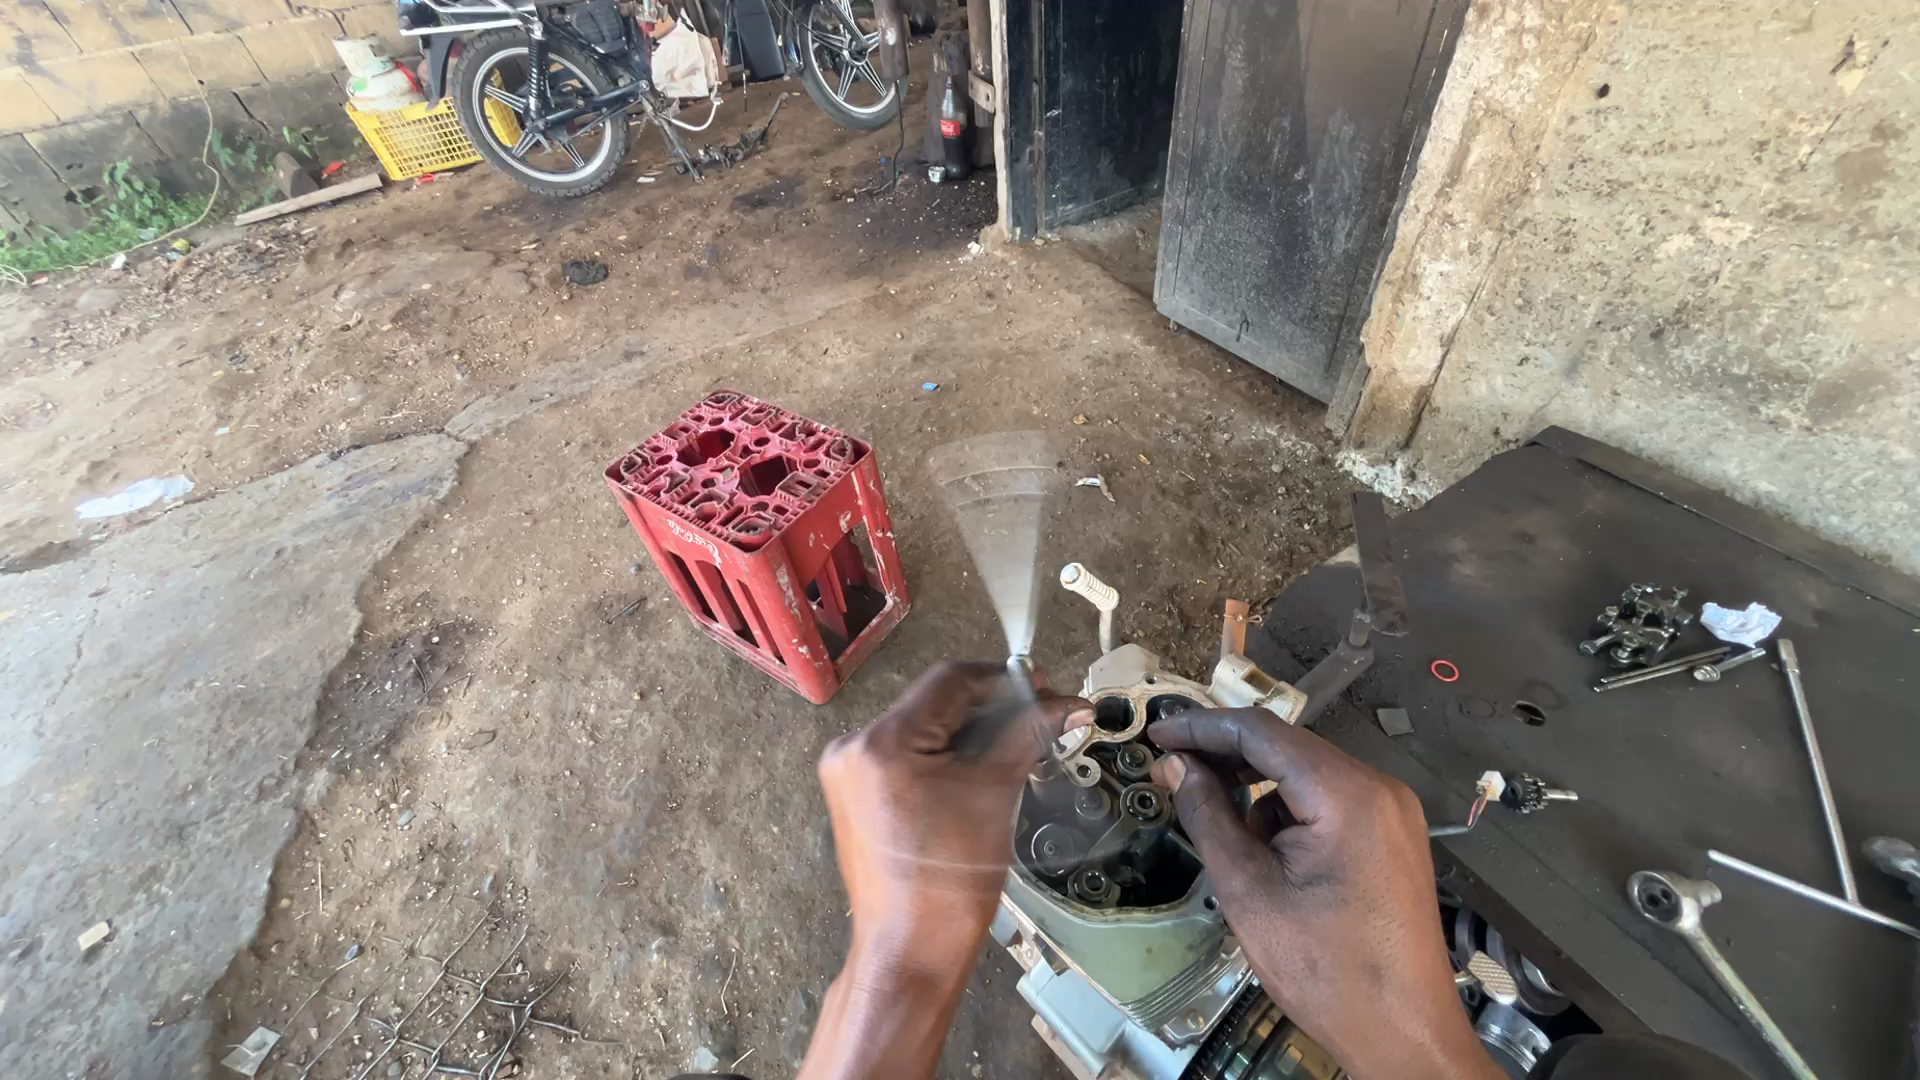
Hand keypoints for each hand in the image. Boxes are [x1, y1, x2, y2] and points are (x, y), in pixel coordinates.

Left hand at [799, 662, 1089, 1079]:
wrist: (911, 952)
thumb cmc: (951, 879)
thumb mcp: (994, 793)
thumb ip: (1026, 734)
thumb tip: (1066, 703)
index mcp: (883, 742)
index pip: (949, 681)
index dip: (1000, 678)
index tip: (1040, 684)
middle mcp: (854, 745)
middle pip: (934, 701)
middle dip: (989, 705)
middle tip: (1038, 712)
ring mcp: (848, 769)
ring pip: (922, 725)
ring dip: (970, 727)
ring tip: (1016, 735)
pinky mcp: (854, 789)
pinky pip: (907, 751)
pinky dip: (945, 750)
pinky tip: (981, 758)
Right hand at [1149, 708, 1500, 1079]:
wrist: (1408, 1042)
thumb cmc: (1324, 969)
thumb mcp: (1248, 889)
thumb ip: (1207, 814)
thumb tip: (1175, 764)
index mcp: (1346, 793)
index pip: (1259, 732)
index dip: (1201, 726)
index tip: (1156, 735)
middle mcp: (1375, 786)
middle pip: (1283, 744)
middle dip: (1222, 752)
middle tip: (1170, 766)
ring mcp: (1388, 809)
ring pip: (1301, 768)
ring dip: (1250, 779)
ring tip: (1205, 803)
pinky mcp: (1388, 832)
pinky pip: (1322, 795)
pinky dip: (1282, 804)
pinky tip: (1259, 842)